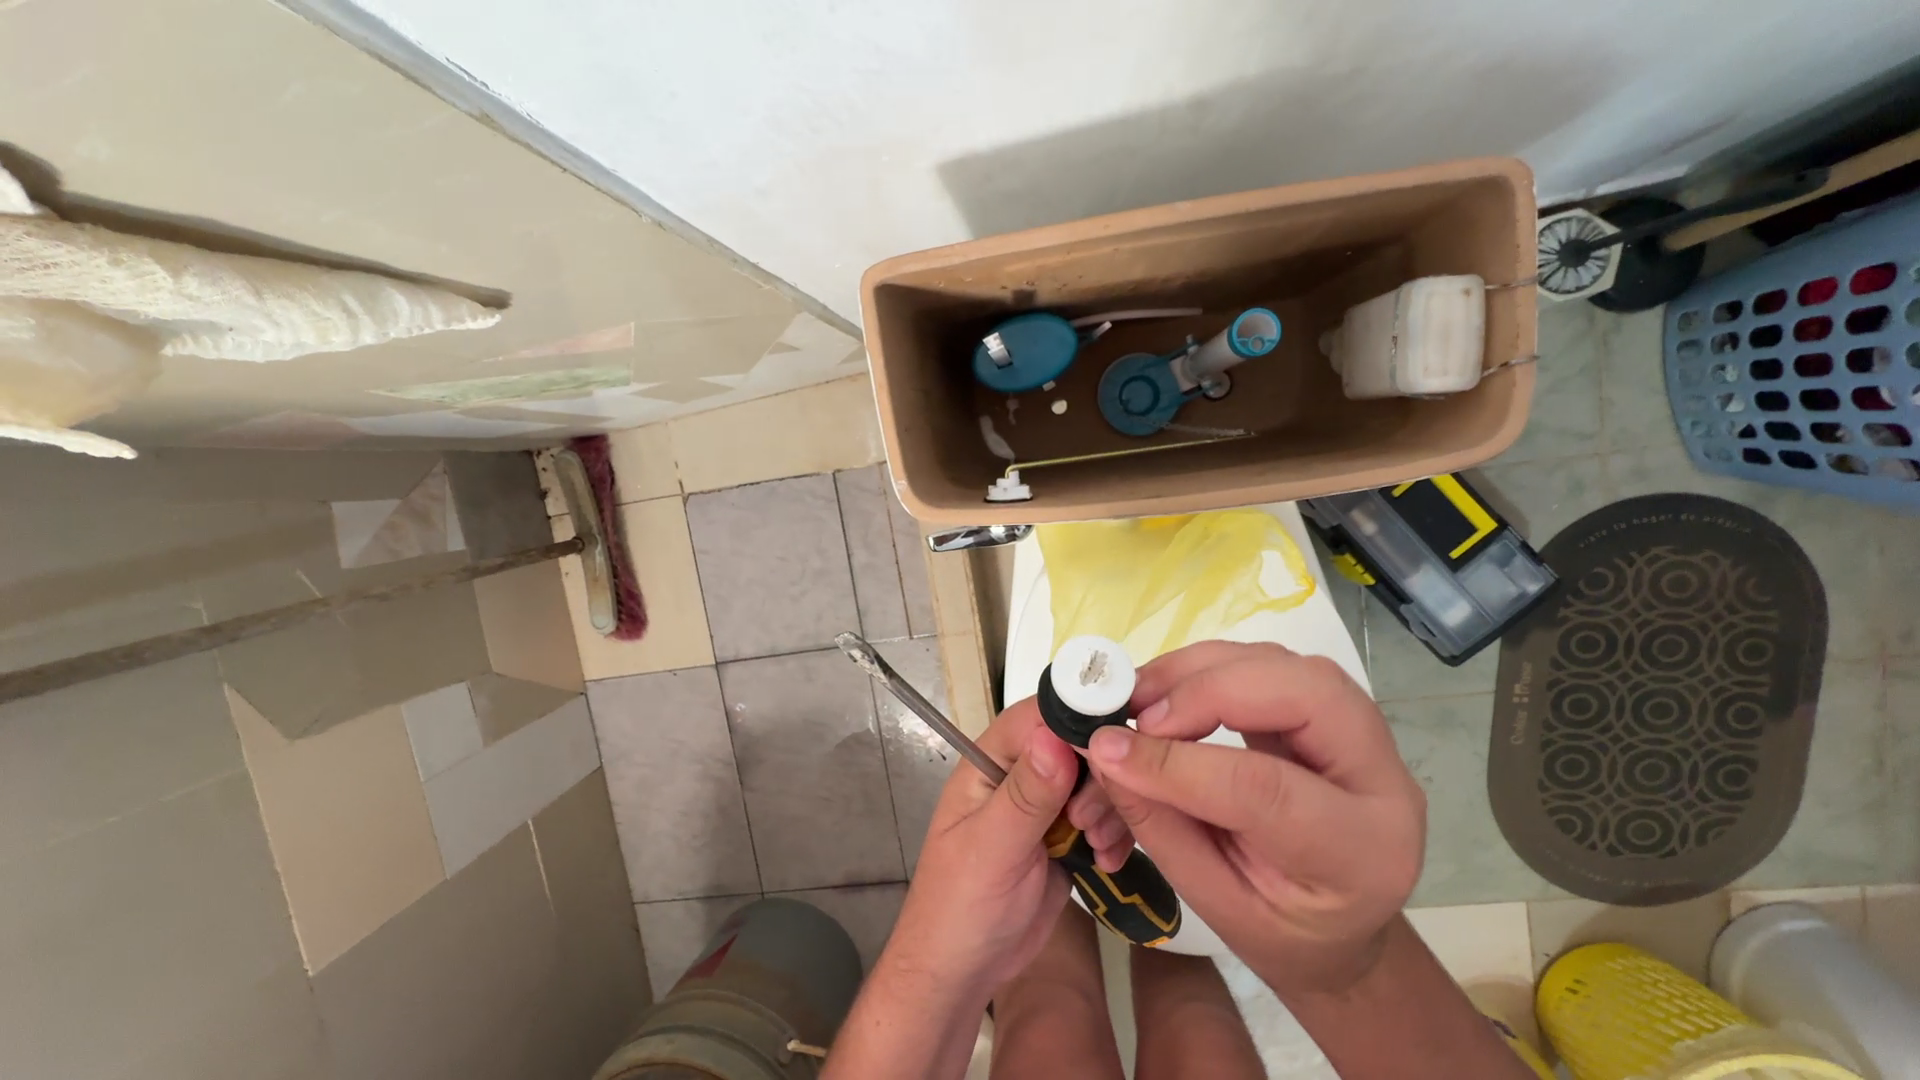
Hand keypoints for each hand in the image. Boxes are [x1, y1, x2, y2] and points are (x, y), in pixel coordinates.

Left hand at [879, 696, 1088, 1005]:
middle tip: (1089, 822)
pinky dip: (1114, 836)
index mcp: (988, 764)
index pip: (1035, 719)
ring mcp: (1045, 808)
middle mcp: (1019, 777)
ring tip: (1098, 848)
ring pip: (1095, 783)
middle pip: (1074, 747)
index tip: (1109, 748)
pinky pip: (1103, 819)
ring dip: (1108, 811)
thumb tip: (1054, 738)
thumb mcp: (992, 849)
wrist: (965, 972)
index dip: (1074, 723)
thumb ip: (1025, 796)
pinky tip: (1106, 863)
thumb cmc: (960, 908)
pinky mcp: (1066, 839)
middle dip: (1096, 779)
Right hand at [1085, 642, 1425, 996]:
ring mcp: (1362, 735)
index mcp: (1360, 852)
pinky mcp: (1329, 710)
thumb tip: (1104, 753)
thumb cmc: (1280, 933)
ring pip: (1285, 663)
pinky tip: (1163, 696)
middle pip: (1306, 691)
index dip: (1179, 761)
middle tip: (1135, 712)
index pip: (1268, 789)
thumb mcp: (1215, 905)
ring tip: (1136, 700)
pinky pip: (1267, 665)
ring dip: (1198, 670)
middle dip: (1207, 687)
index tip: (1105, 747)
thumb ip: (1161, 826)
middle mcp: (1380, 778)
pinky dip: (1204, 670)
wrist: (1337, 929)